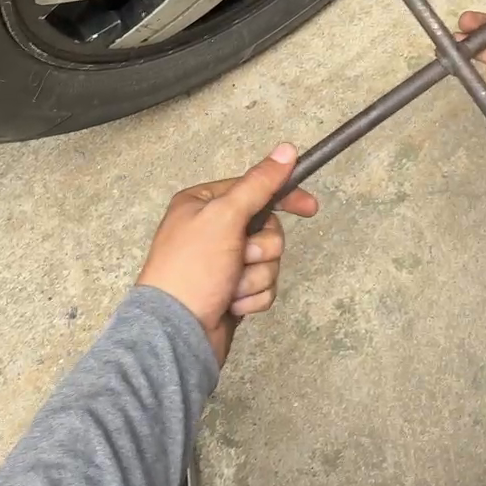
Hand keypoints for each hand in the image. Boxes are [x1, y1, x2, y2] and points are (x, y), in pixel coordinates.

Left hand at [136, 145, 319, 365]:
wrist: (175, 335)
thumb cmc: (192, 270)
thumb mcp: (225, 217)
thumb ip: (259, 184)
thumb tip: (286, 149)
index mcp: (203, 204)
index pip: (255, 189)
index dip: (284, 197)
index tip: (310, 207)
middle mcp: (212, 230)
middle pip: (267, 228)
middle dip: (261, 249)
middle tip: (243, 257)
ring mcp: (222, 263)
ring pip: (268, 260)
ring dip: (256, 276)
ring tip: (231, 287)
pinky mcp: (232, 291)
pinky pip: (263, 286)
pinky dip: (252, 297)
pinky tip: (231, 305)